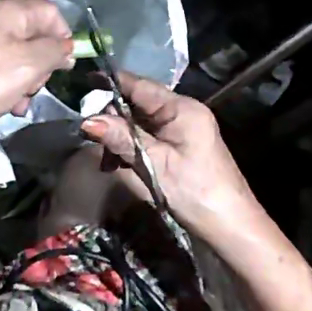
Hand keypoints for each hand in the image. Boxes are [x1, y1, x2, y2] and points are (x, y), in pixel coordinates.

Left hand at [0, 0, 75, 143]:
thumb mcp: (29, 64)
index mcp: (8, 10)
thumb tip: (66, 46)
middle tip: (34, 88)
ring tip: (17, 106)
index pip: (51, 13)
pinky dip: (2, 90)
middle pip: (32, 37)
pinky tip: (2, 109)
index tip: (64, 66)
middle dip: (41, 66)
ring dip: (23, 84)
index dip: (63, 37)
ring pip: (14, 59)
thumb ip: (54, 51)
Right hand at [79, 72, 264, 242]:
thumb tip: (86, 120)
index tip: (81, 82)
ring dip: (118, 138)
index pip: (139, 85)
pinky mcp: (178, 147)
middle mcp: (181, 112)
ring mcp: (180, 130)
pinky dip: (129, 148)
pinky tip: (117, 165)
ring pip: (138, 122)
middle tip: (91, 139)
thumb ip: (121, 138)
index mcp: (181, 108)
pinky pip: (146, 138)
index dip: (109, 82)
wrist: (231, 228)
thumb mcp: (154, 163)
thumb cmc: (195, 192)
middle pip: (136, 103)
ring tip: (106, 161)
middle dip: (111, 119)